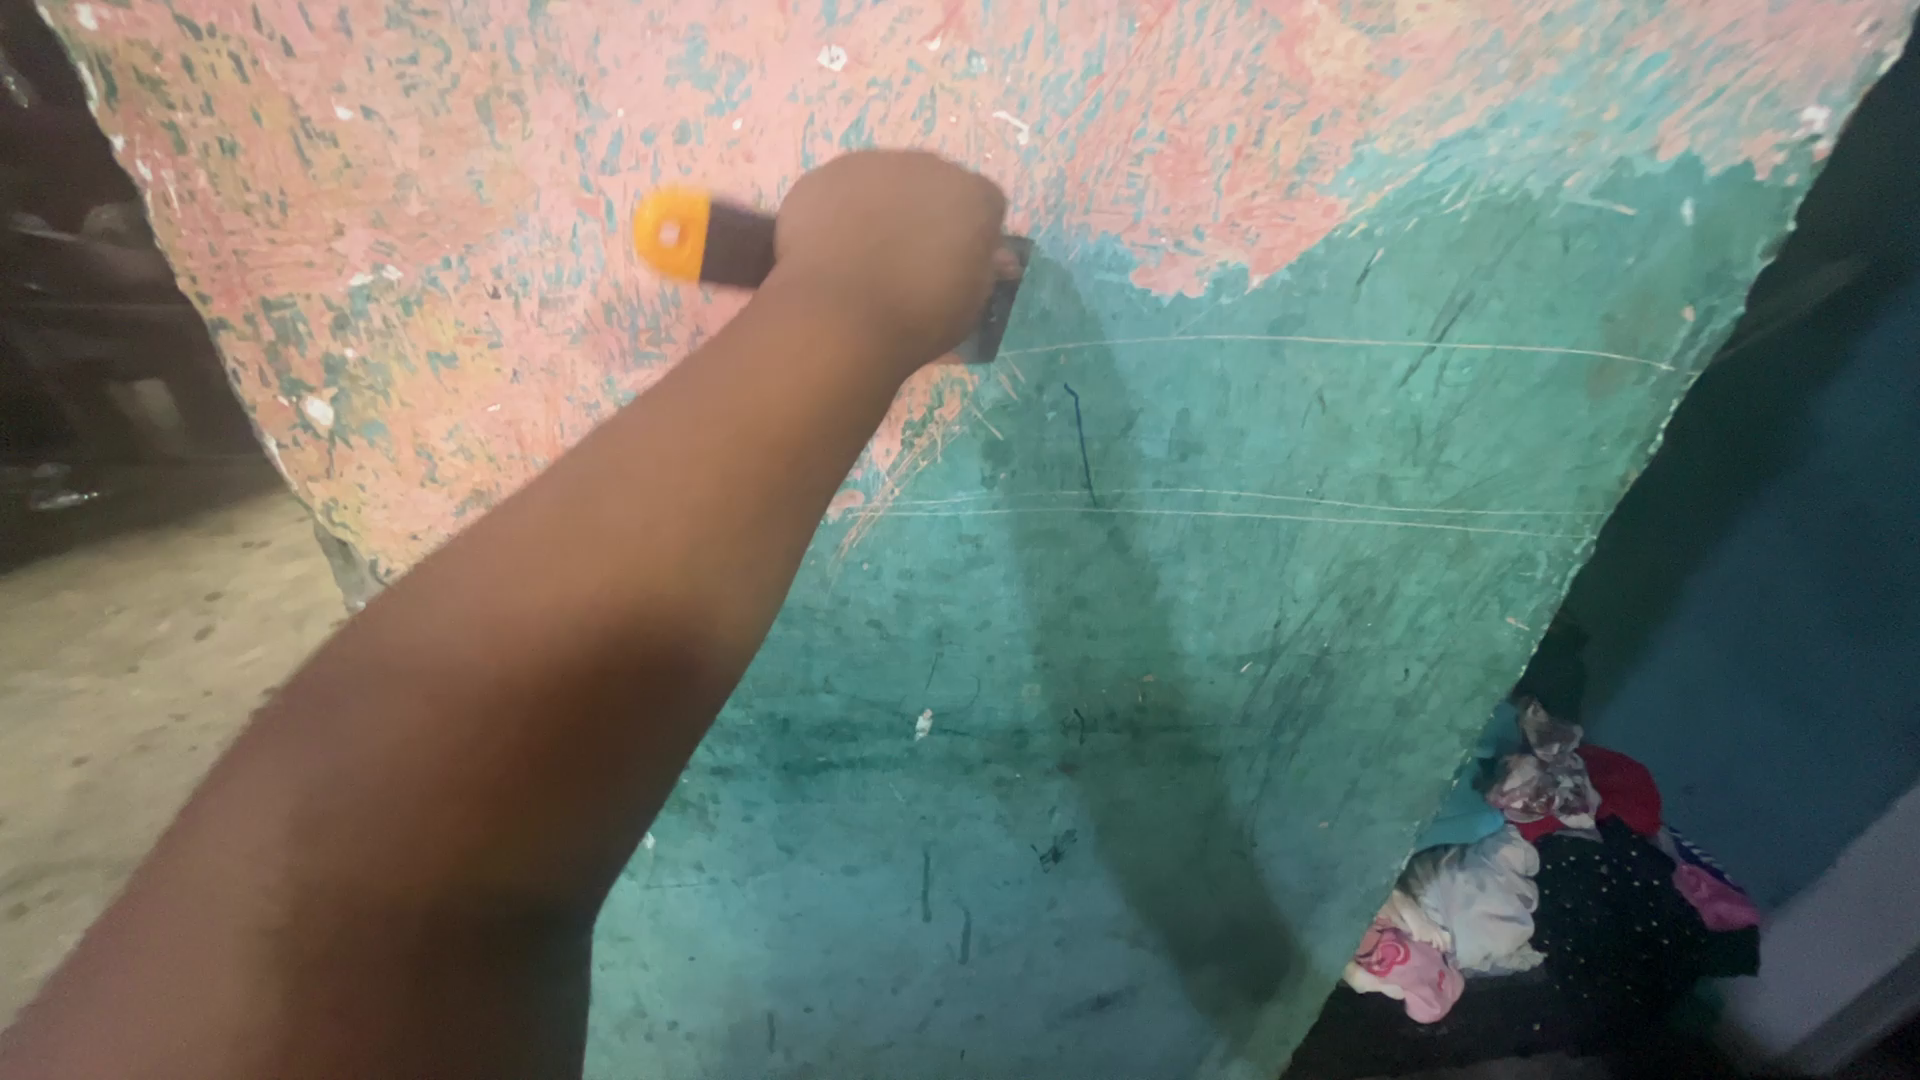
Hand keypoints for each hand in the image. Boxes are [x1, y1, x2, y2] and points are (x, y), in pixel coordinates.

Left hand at [770, 150, 1010, 368]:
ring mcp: (870, 164)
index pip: (987, 206)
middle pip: (935, 185)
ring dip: (883, 210)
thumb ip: (982, 272)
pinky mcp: (822, 175)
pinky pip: (840, 192)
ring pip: (885, 183)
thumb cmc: (916, 320)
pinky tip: (832, 253)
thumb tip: (991, 258)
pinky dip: (840, 215)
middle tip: (911, 261)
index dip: (974, 236)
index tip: (959, 266)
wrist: (837, 317)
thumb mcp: (969, 308)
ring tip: (865, 258)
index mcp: (973, 197)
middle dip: (928, 215)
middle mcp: (927, 165)